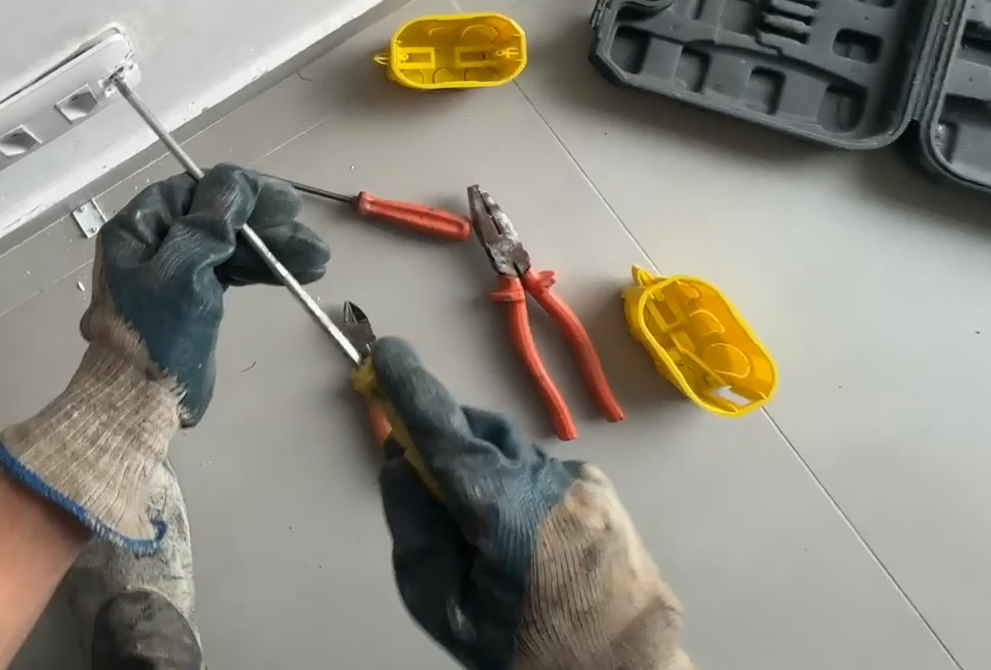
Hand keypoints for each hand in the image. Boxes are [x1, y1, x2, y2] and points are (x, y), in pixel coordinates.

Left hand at [94, 163, 329, 424]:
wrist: (138, 400)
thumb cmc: (155, 333)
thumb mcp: (182, 271)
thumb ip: (209, 223)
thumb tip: (237, 182)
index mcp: (140, 226)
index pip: (196, 190)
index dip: (241, 192)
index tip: (284, 202)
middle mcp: (155, 239)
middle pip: (217, 216)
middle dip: (265, 224)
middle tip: (308, 235)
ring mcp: (175, 267)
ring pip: (229, 243)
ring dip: (272, 247)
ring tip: (317, 259)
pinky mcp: (194, 294)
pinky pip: (230, 268)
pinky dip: (261, 268)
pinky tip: (296, 271)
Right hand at [372, 337, 690, 669]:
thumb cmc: (527, 654)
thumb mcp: (441, 604)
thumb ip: (411, 523)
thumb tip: (402, 460)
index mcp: (506, 512)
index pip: (444, 431)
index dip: (409, 387)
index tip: (386, 352)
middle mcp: (548, 483)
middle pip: (474, 432)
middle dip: (442, 438)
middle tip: (422, 476)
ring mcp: (583, 485)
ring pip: (506, 448)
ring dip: (480, 464)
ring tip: (482, 525)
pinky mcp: (604, 493)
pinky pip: (537, 468)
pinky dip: (515, 481)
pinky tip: (524, 532)